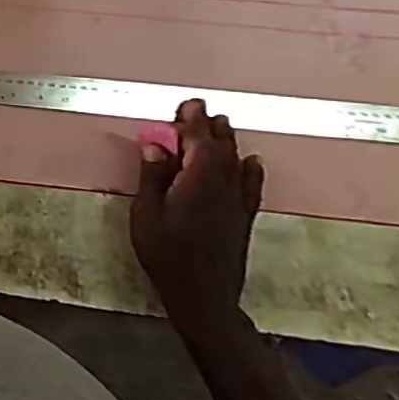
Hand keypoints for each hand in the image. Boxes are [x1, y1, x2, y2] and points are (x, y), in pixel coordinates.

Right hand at [131, 99, 264, 329]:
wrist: (202, 295)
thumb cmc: (165, 253)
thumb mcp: (146, 213)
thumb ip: (152, 177)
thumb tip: (156, 144)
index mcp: (197, 183)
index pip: (199, 144)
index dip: (194, 122)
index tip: (189, 103)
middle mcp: (222, 189)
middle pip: (220, 150)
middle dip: (209, 127)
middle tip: (199, 108)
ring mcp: (235, 205)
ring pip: (235, 164)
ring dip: (227, 142)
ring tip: (222, 124)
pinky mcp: (241, 219)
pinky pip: (250, 187)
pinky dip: (251, 170)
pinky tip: (253, 161)